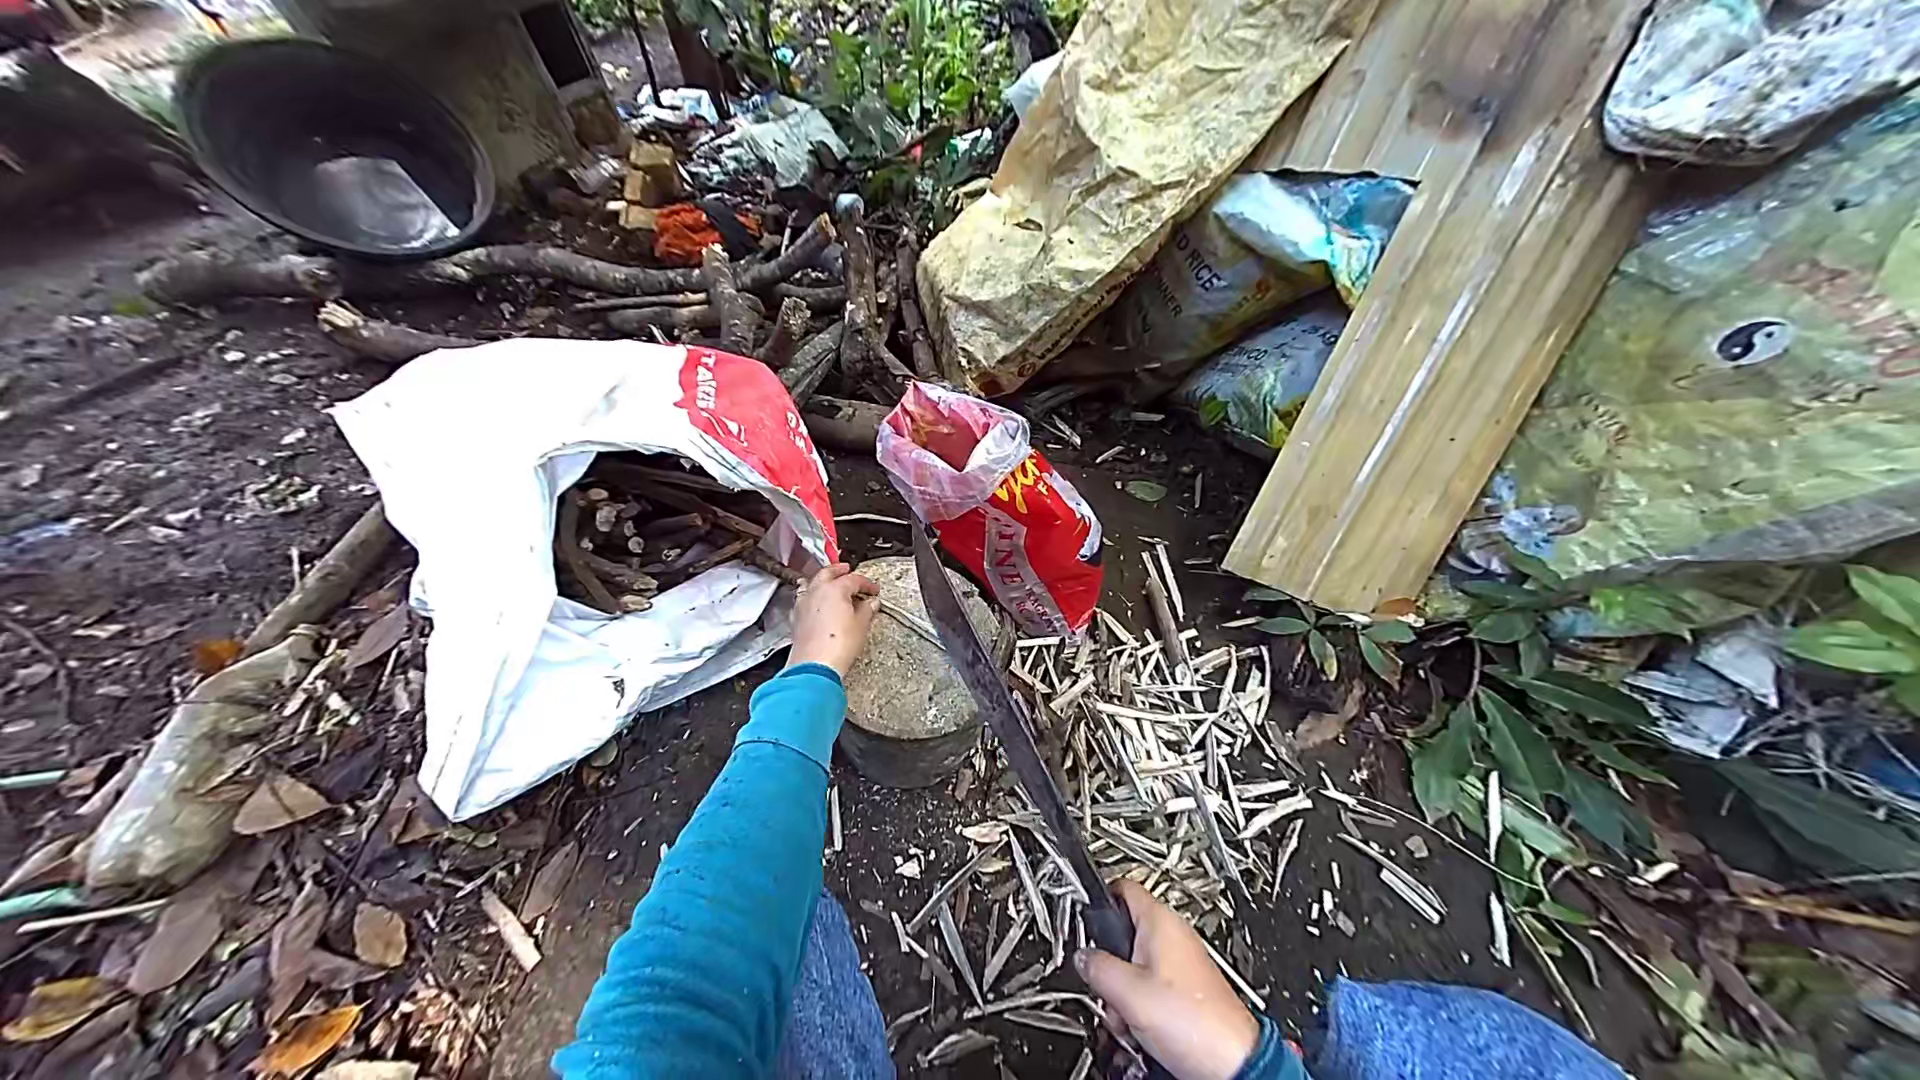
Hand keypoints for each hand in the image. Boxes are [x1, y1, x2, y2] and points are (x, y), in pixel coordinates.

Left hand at [786, 563, 879, 675]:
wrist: (815, 665)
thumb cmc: (837, 645)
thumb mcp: (861, 625)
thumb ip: (867, 610)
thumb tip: (871, 603)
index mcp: (834, 588)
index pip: (854, 579)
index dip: (866, 583)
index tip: (874, 590)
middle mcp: (816, 592)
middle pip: (827, 573)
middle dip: (839, 570)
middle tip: (847, 570)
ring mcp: (803, 604)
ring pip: (812, 584)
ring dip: (823, 581)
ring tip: (830, 584)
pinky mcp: (796, 618)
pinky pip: (804, 599)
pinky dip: (812, 597)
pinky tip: (817, 604)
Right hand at [1076, 880, 1259, 1079]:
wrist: (1234, 1066)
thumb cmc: (1196, 1024)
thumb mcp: (1128, 992)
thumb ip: (1097, 966)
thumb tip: (1082, 956)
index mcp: (1159, 920)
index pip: (1121, 887)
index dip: (1098, 900)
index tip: (1085, 921)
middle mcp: (1172, 934)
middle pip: (1123, 934)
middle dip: (1109, 965)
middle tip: (1110, 989)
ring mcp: (1181, 961)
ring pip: (1134, 964)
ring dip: (1123, 990)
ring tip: (1128, 1016)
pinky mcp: (1186, 988)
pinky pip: (1150, 984)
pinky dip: (1140, 1003)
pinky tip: (1141, 1028)